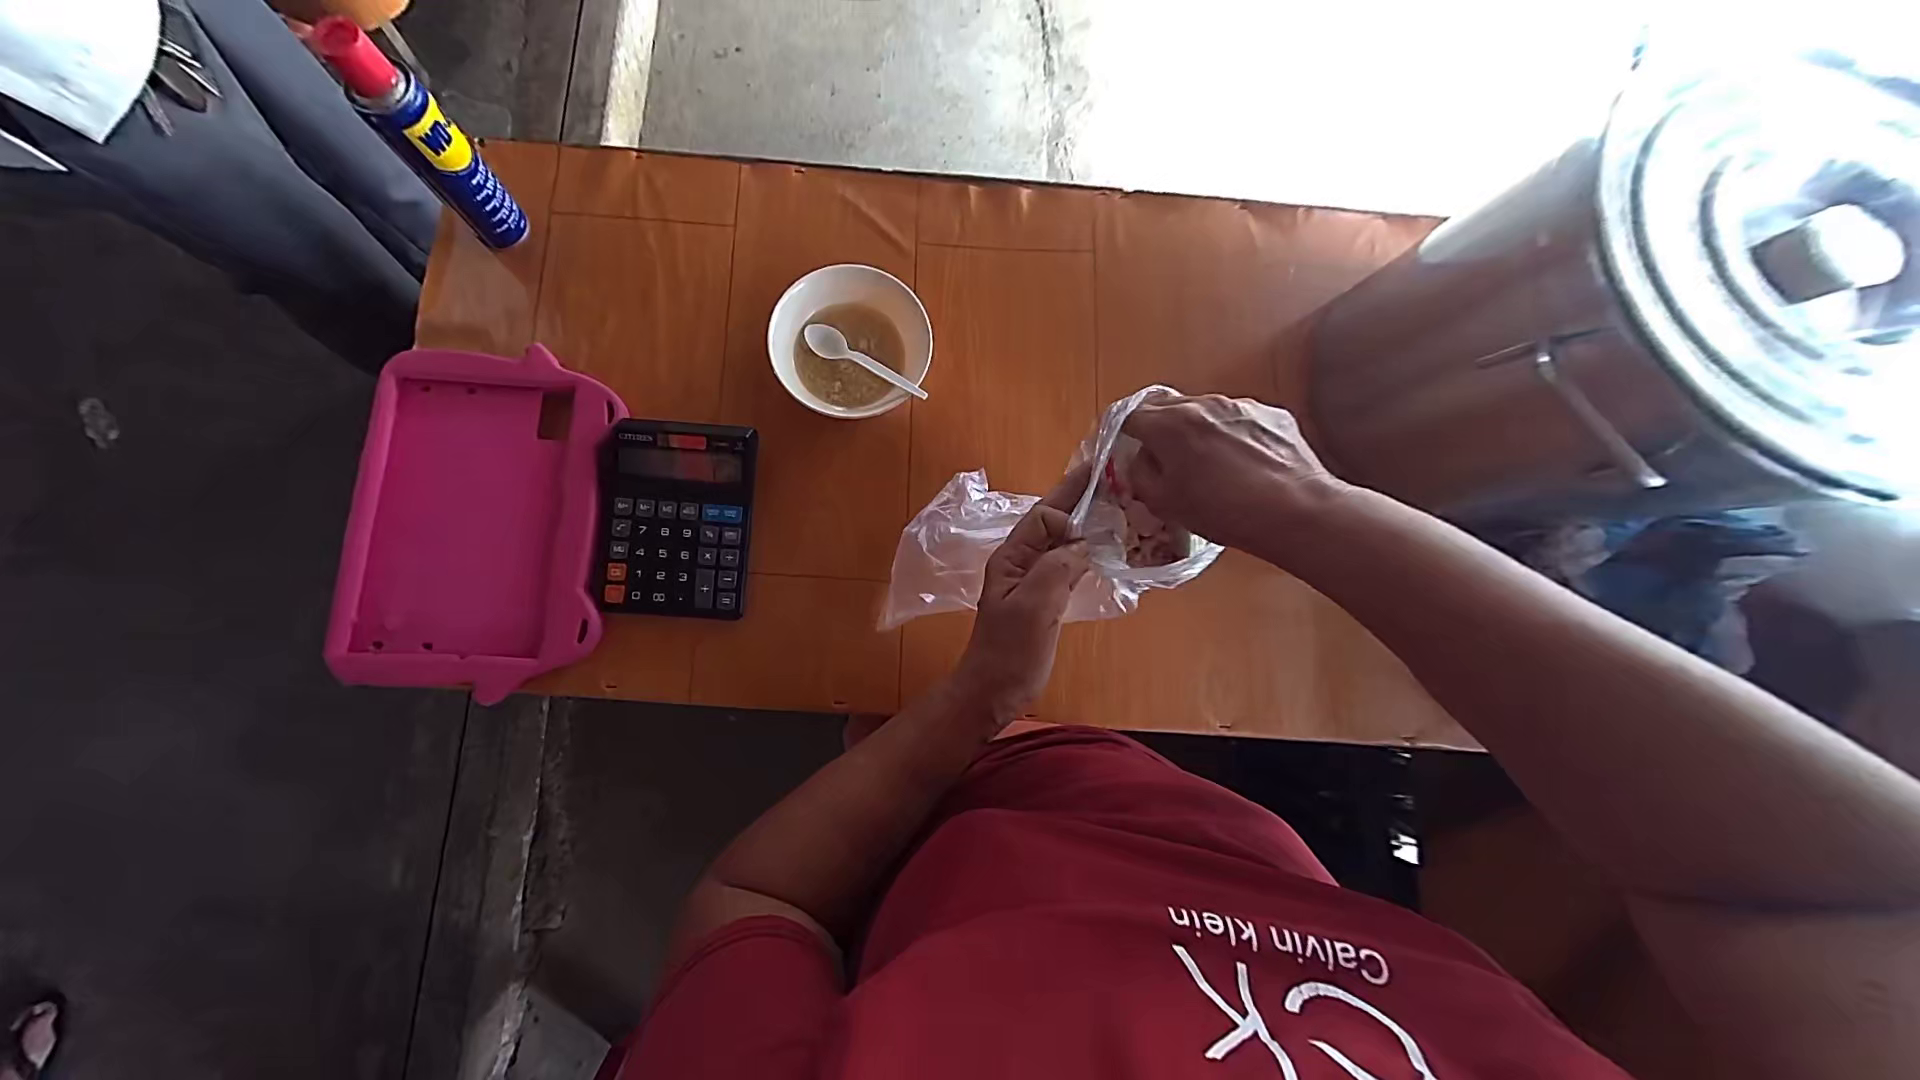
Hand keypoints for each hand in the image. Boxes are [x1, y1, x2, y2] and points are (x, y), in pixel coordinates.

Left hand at [951, 465, 1092, 724]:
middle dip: (1077, 499)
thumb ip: (1056, 569)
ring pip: (1061, 542)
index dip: (1067, 517)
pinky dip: (1085, 554)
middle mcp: (1021, 562)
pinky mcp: (1045, 599)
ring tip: (1116, 509)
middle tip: (1109, 475)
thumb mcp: (1032, 608)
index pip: (1043, 520)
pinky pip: (1067, 565)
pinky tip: (1104, 553)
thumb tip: (1084, 542)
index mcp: (1011, 558)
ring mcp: (1033, 581)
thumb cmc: (1009, 652)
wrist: (994, 691)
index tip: (1093, 532)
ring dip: (1084, 524)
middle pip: (1052, 523)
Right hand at [1120, 394, 1347, 553]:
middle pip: (1165, 407)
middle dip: (1156, 429)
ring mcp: (1240, 405)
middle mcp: (1203, 404)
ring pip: (1203, 412)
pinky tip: (1240, 466)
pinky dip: (1229, 436)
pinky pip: (1236, 420)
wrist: (1294, 511)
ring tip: (1206, 466)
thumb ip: (1139, 474)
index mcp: (1169, 424)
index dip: (1121, 433)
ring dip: (1194, 432)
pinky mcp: (1271, 414)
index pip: (1129, 416)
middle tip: (1160, 459)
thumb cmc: (1221, 511)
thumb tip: (1139, 459)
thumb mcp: (1163, 502)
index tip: (1123, 448)